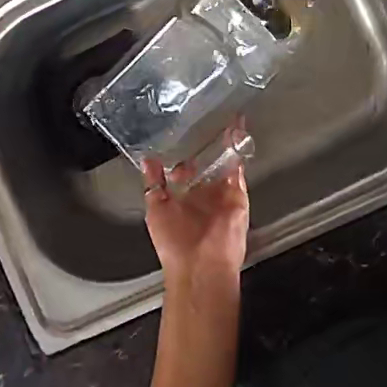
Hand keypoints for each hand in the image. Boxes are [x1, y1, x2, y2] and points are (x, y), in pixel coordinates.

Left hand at [142, 131, 251, 296]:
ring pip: (224, 165)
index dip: (183, 162)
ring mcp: (221, 195)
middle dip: (209, 150)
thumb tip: (147, 161)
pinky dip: (238, 150)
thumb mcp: (155, 209)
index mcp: (182, 202)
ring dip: (226, 145)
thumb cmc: (174, 243)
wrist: (201, 264)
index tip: (182, 143)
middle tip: (209, 126)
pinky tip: (237, 130)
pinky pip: (238, 168)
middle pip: (207, 169)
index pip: (184, 176)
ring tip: (226, 121)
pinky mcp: (238, 195)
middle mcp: (202, 198)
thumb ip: (154, 184)